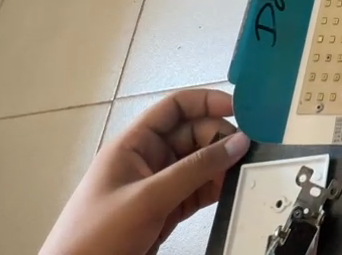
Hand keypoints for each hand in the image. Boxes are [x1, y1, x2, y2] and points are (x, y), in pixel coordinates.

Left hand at [41, 88, 249, 254]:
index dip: (206, 102)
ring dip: (220, 166)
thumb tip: (241, 140)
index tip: (238, 110)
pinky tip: (230, 191)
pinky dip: (215, 188)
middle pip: (193, 134)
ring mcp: (157, 187)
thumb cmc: (97, 238)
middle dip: (219, 139)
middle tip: (244, 152)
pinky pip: (198, 189)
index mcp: (133, 145)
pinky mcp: (166, 211)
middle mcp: (147, 160)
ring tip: (242, 173)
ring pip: (199, 163)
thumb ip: (196, 169)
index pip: (175, 108)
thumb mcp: (147, 199)